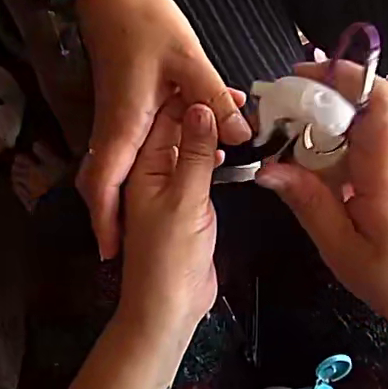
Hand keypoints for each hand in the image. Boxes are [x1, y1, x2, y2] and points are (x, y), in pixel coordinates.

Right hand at [76, 0, 249, 258]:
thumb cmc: (144, 22)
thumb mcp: (188, 59)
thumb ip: (214, 99)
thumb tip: (241, 137)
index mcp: (125, 125)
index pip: (103, 183)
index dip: (103, 220)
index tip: (112, 252)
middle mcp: (112, 129)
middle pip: (102, 183)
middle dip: (112, 216)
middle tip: (129, 243)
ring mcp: (113, 118)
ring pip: (116, 167)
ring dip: (133, 190)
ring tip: (166, 208)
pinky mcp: (121, 107)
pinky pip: (130, 146)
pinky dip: (150, 160)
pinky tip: (188, 152)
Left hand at [119, 98, 222, 331]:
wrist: (168, 304)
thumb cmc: (170, 254)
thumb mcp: (186, 198)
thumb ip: (196, 153)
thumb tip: (203, 107)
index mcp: (142, 165)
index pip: (164, 118)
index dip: (192, 97)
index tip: (225, 83)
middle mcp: (151, 171)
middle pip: (177, 130)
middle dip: (205, 112)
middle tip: (245, 99)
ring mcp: (168, 187)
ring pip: (190, 148)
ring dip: (212, 134)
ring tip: (244, 117)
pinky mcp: (185, 202)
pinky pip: (197, 170)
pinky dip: (213, 157)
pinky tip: (232, 150)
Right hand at [254, 62, 387, 339]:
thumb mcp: (340, 249)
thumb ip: (306, 201)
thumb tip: (268, 167)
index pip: (381, 101)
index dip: (342, 76)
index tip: (299, 76)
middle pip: (359, 109)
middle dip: (312, 108)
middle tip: (273, 125)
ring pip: (355, 130)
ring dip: (317, 136)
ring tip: (287, 161)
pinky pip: (360, 148)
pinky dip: (331, 154)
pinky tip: (312, 178)